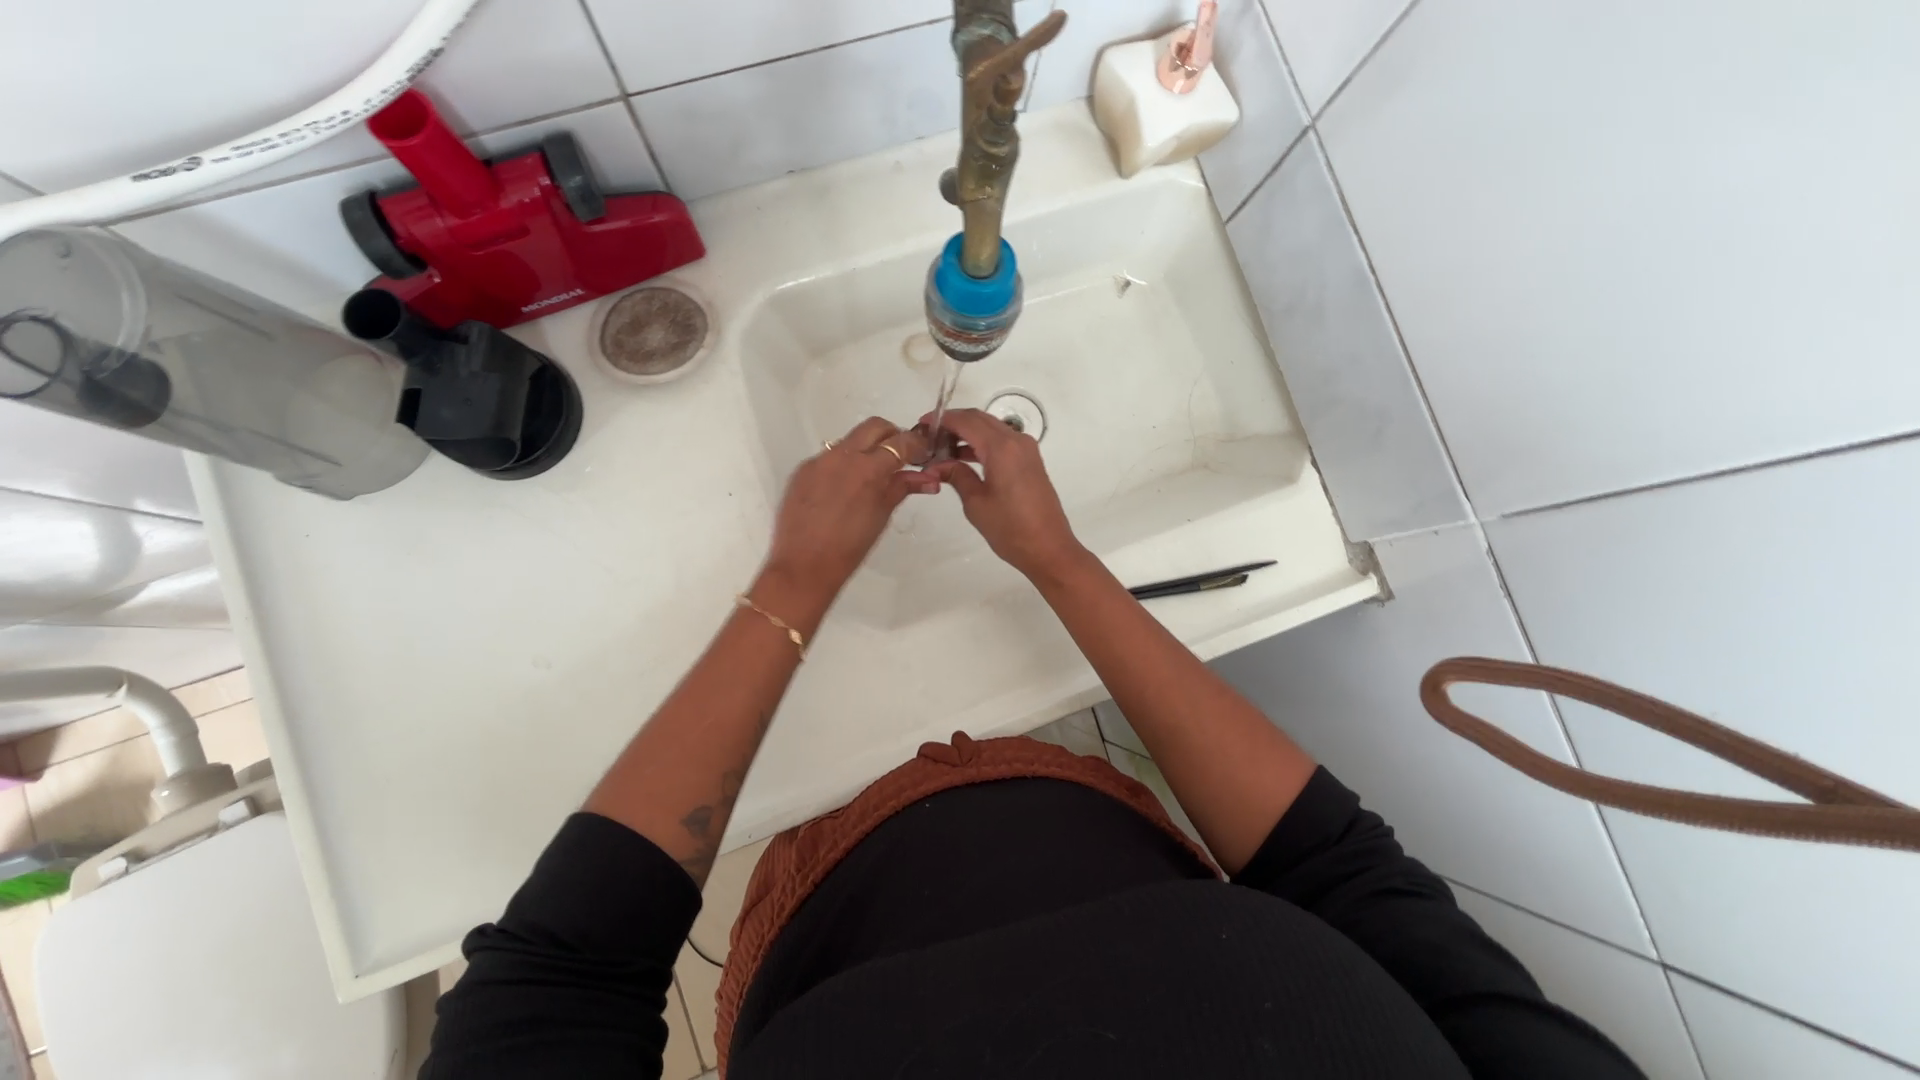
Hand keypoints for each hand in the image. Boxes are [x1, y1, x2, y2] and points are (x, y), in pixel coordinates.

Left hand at [762, 418, 935, 602]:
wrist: (804, 566)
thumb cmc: (850, 548)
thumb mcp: (882, 515)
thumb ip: (902, 488)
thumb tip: (928, 478)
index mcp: (867, 468)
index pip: (901, 442)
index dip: (917, 444)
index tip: (923, 454)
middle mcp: (842, 456)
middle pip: (874, 427)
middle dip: (892, 436)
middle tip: (900, 457)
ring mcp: (819, 461)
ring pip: (849, 440)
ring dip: (866, 449)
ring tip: (871, 476)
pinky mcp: (802, 471)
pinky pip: (828, 458)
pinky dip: (843, 465)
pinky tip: (843, 491)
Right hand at [923, 408, 1088, 582]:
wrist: (1049, 548)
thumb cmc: (1010, 529)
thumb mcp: (976, 503)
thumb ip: (956, 476)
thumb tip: (936, 465)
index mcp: (1001, 448)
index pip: (966, 421)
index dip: (942, 419)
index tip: (921, 425)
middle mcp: (1016, 441)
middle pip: (980, 419)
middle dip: (953, 424)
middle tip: (929, 438)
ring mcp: (1026, 449)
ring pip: (991, 429)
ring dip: (967, 433)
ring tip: (942, 450)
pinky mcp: (1030, 461)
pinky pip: (1002, 442)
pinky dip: (982, 444)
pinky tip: (964, 459)